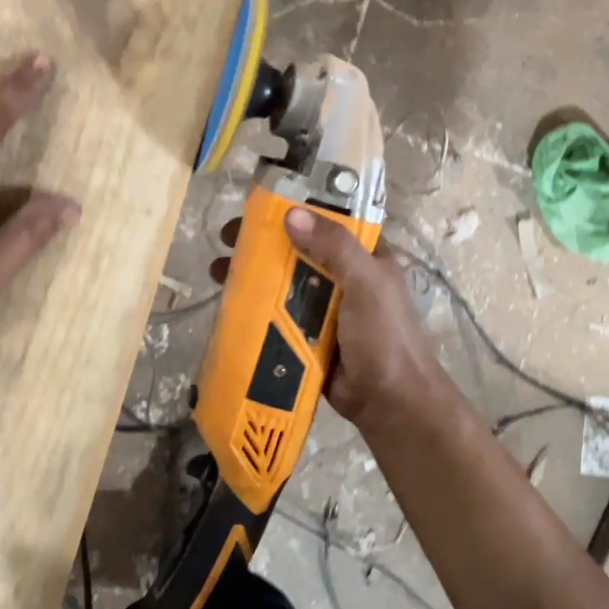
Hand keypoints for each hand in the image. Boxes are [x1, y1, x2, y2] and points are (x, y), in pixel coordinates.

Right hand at [213, 208, 442, 424]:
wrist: (390, 404)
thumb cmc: (385, 336)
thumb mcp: (366, 283)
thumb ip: (334, 247)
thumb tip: (291, 213)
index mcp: (366, 256)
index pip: (330, 219)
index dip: (297, 206)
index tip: (259, 204)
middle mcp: (343, 275)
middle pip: (297, 247)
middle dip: (261, 241)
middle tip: (228, 238)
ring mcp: (324, 306)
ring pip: (282, 279)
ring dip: (251, 272)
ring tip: (218, 271)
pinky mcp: (307, 333)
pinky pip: (277, 311)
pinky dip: (253, 304)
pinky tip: (228, 301)